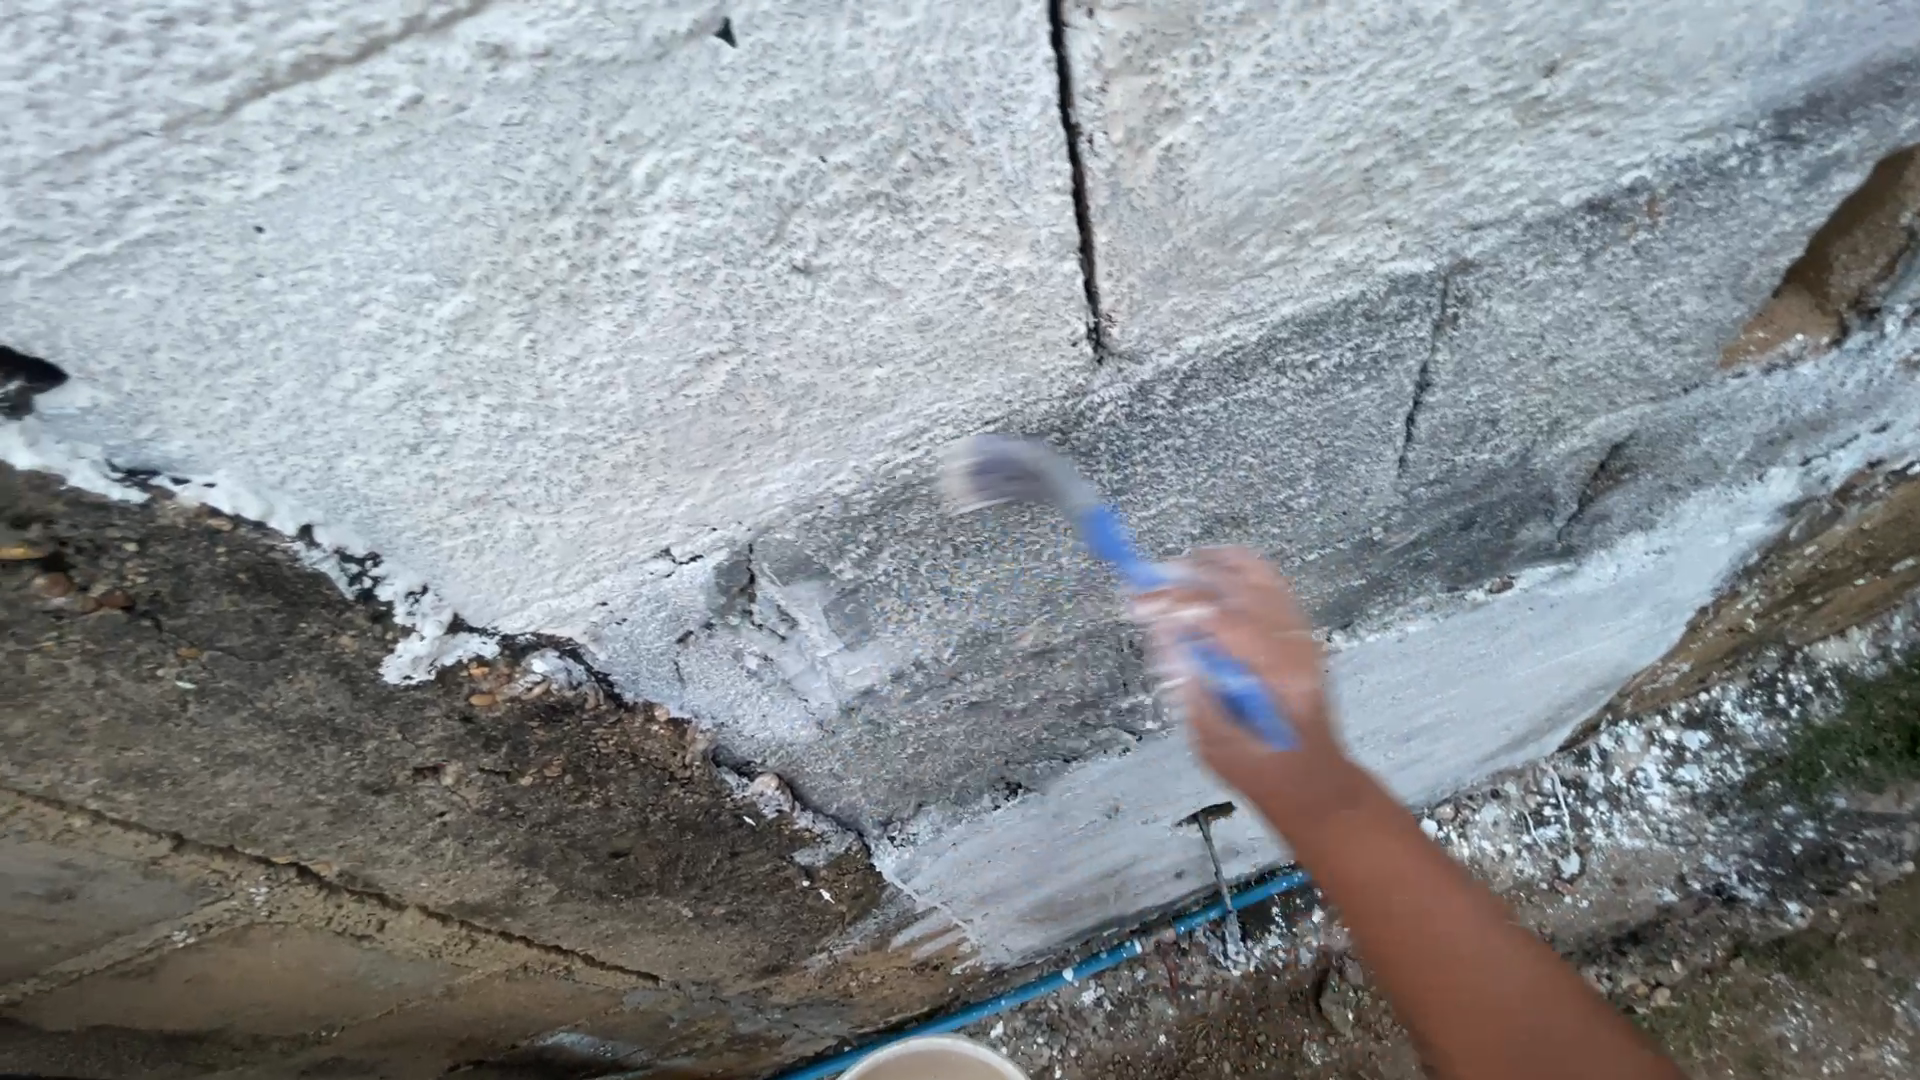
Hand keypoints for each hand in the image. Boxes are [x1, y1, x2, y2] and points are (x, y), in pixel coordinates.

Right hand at [1136, 547, 1346, 802]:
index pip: (1223, 619)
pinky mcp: (1299, 631)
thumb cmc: (1260, 769)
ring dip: (1212, 565)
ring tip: (1173, 569)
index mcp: (1275, 678)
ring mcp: (1301, 635)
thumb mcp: (1212, 740)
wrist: (1313, 780)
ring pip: (1258, 576)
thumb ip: (1190, 687)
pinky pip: (1269, 581)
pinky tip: (1210, 565)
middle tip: (1147, 582)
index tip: (1142, 600)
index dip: (1179, 603)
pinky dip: (1238, 566)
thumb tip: (1164, 635)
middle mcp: (1294, 647)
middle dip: (1187, 579)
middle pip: (1238, 588)